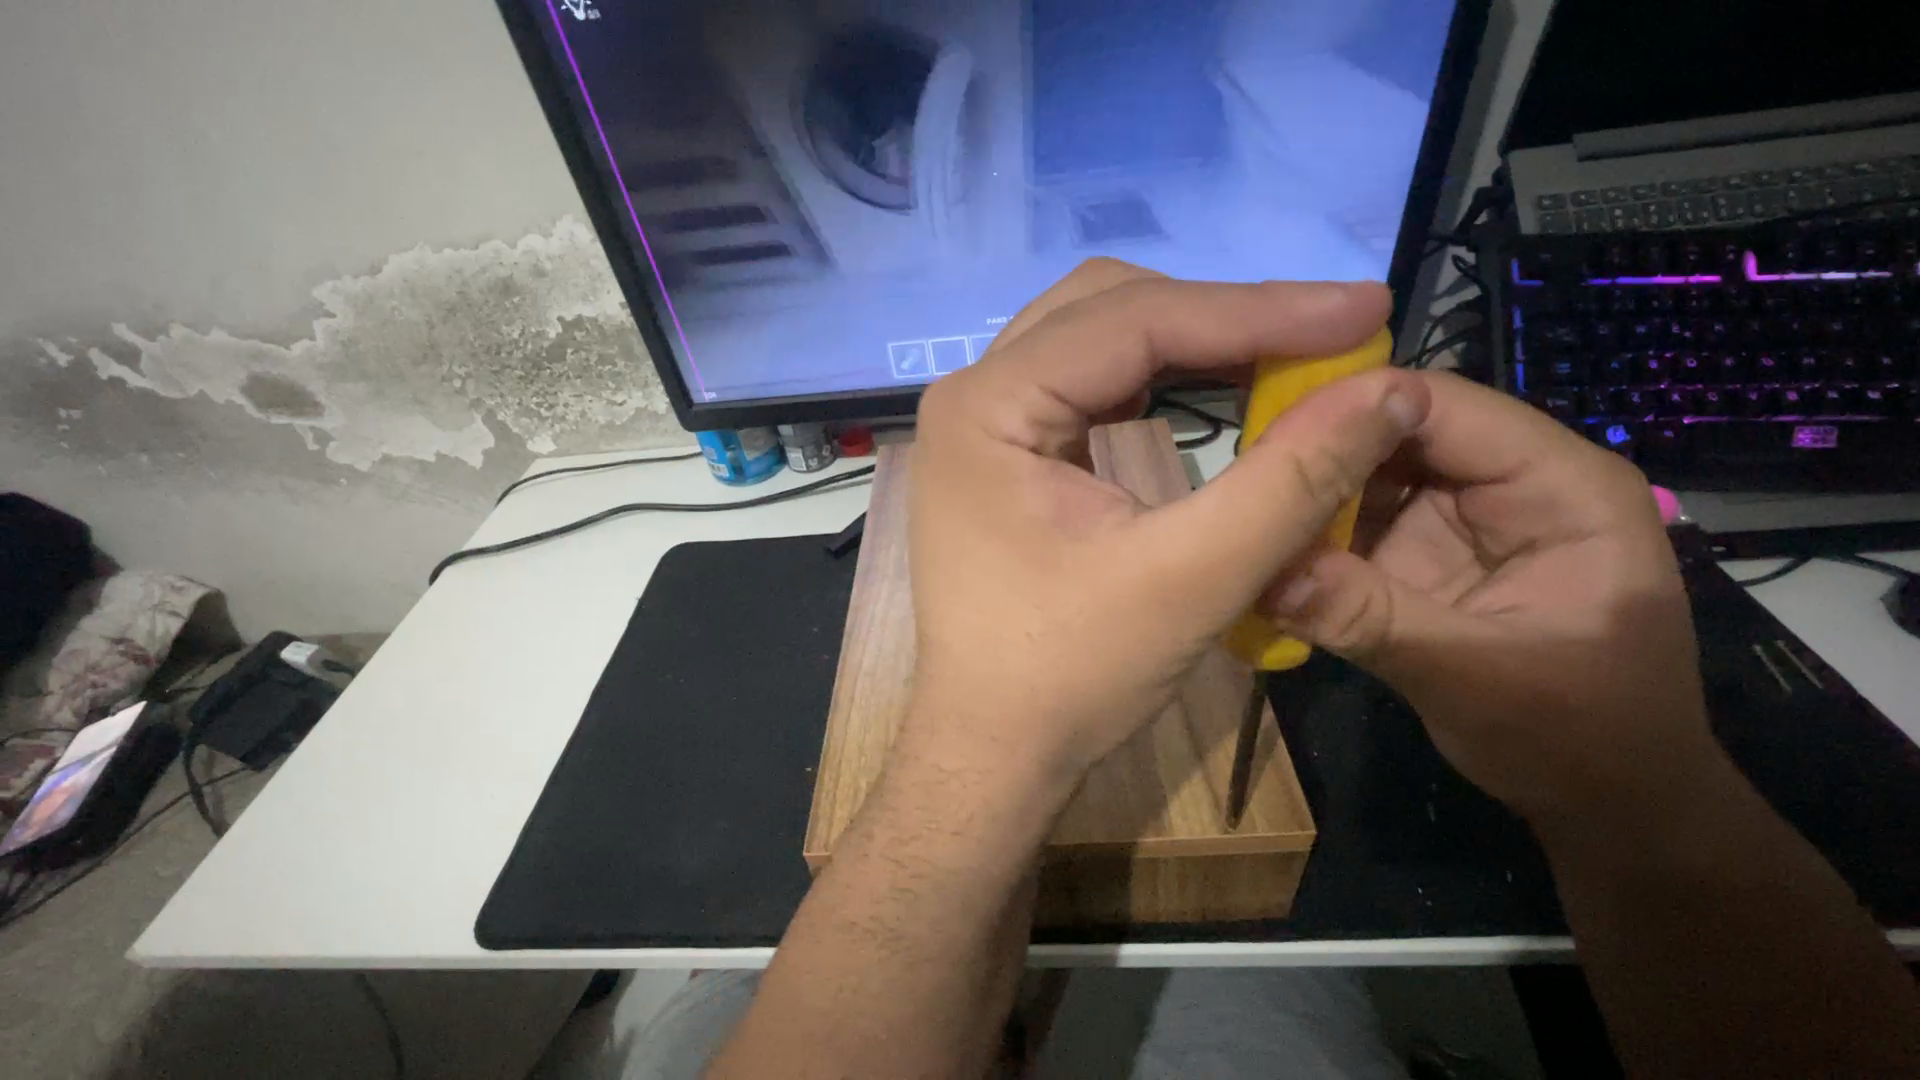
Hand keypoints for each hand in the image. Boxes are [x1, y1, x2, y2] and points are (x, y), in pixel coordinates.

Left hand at [902, 259, 1428, 791]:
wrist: (992, 749)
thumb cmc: (1071, 677)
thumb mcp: (1193, 578)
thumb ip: (1294, 477)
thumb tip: (1390, 388)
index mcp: (990, 406)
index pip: (1135, 320)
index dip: (1259, 309)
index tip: (1364, 306)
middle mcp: (973, 394)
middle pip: (1108, 309)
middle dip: (1221, 317)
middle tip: (1327, 338)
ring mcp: (980, 424)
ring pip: (1095, 338)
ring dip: (1190, 342)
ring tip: (1285, 355)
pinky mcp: (999, 454)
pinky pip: (1083, 385)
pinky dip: (1154, 380)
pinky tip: (1210, 392)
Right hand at [1262, 372, 1711, 826]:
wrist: (1606, 802)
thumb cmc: (1580, 738)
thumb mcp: (1475, 678)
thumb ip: (1371, 619)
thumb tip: (1262, 572)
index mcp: (1559, 486)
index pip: (1446, 408)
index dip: (1357, 408)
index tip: (1268, 437)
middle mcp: (1508, 484)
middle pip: (1399, 432)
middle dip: (1321, 450)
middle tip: (1240, 474)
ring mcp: (1461, 518)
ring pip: (1369, 473)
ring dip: (1310, 491)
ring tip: (1240, 506)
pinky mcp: (1426, 554)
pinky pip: (1358, 522)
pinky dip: (1313, 533)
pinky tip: (1265, 544)